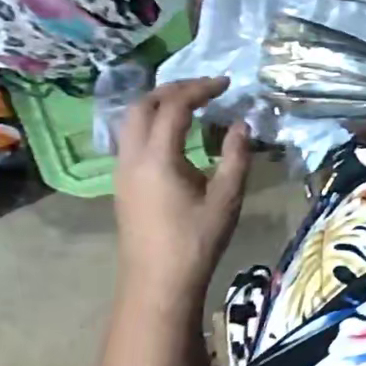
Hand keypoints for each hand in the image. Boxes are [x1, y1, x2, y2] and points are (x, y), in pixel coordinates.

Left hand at [112, 78, 252, 300]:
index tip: (226, 83)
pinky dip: (152, 123)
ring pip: (131, 121)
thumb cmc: (196, 241)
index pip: (174, 107)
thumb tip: (242, 124)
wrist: (158, 282)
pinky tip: (177, 134)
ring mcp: (122, 171)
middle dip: (173, 89)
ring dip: (159, 104)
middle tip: (205, 88)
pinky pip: (131, 138)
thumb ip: (236, 156)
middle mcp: (132, 158)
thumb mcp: (227, 198)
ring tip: (191, 104)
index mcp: (157, 158)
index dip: (200, 89)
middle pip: (142, 106)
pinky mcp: (123, 183)